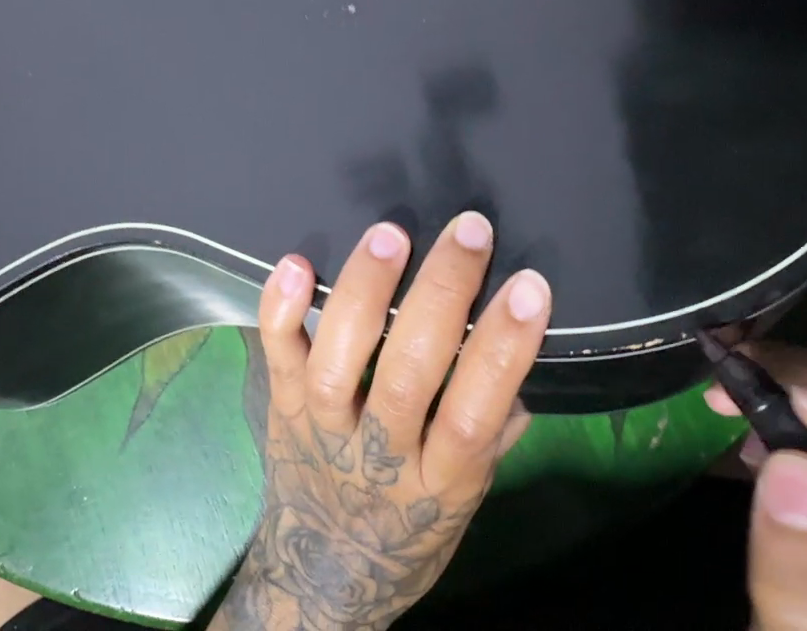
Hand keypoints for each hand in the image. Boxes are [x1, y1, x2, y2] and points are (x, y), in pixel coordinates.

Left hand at [210, 212, 552, 630]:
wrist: (322, 572)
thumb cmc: (409, 529)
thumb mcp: (466, 499)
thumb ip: (493, 431)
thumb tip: (524, 354)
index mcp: (440, 482)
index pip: (474, 414)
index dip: (503, 350)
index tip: (529, 287)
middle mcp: (379, 456)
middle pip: (408, 378)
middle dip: (441, 297)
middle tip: (468, 233)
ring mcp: (323, 430)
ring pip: (339, 363)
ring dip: (363, 294)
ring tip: (390, 237)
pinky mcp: (283, 408)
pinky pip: (277, 358)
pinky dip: (281, 311)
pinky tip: (297, 264)